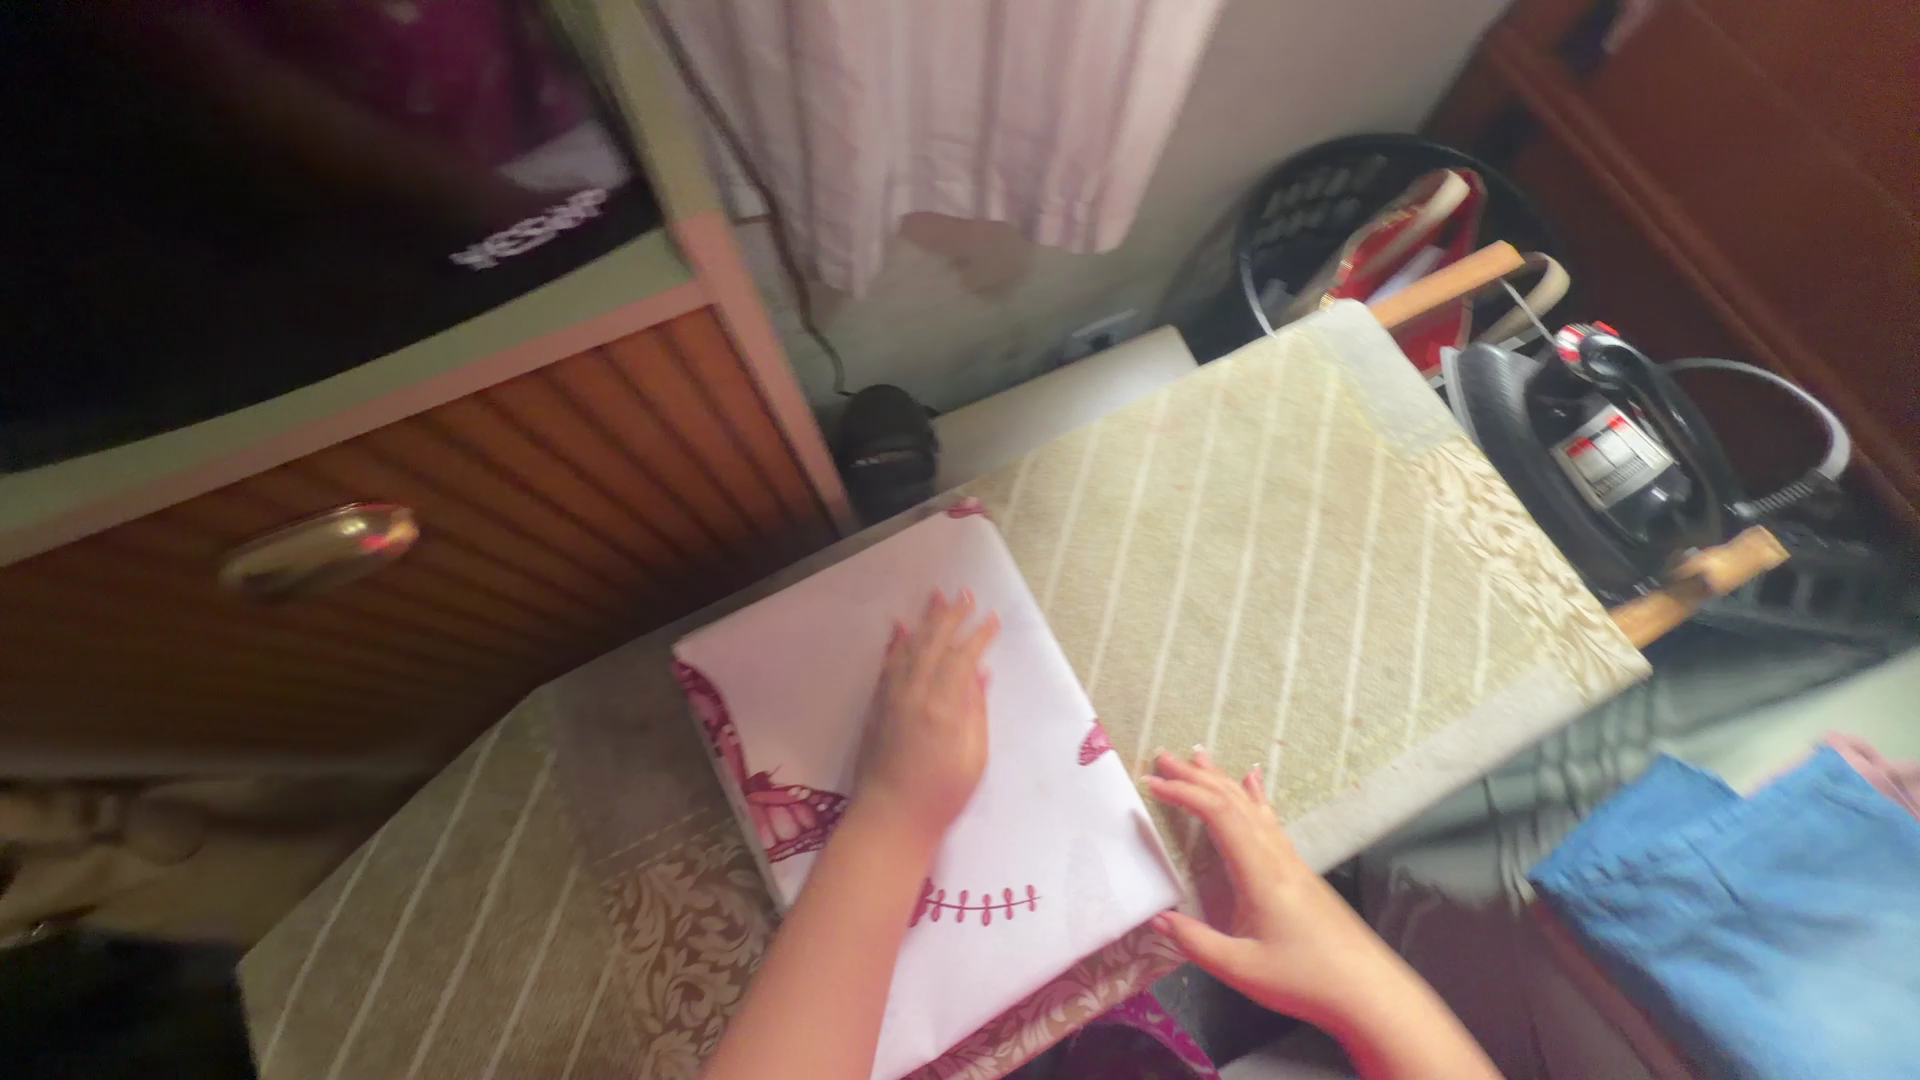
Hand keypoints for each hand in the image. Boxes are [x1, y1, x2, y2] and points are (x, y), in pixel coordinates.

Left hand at [855, 589, 999, 846]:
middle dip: (951, 616)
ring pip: (909, 648)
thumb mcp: (973, 757)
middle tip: (964, 593)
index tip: (992, 618)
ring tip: (935, 596)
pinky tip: (900, 629)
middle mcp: (915, 694)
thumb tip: (981, 674)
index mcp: (944, 707)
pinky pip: (887, 665)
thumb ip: (976, 711)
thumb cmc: (941, 796)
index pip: (962, 658)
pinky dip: (896, 644)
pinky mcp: (877, 707)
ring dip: (924, 621)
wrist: (889, 819)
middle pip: (934, 644)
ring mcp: (892, 698)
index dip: (978, 636)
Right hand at [1144, 750, 1406, 1033]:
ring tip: (1198, 757)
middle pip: (1232, 801)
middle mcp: (1275, 855)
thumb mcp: (1242, 970)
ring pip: (1251, 806)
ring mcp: (1290, 860)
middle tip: (1163, 757)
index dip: (1183, 793)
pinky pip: (1270, 819)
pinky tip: (1253, 779)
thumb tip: (1156, 919)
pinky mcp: (1298, 870)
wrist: (1371, 994)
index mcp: (1259, 872)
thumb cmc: (1305, 980)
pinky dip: (1255, 795)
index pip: (1218, 815)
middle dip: (1195, 776)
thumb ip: (1197, 943)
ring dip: (1221, 779)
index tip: (1152, 784)